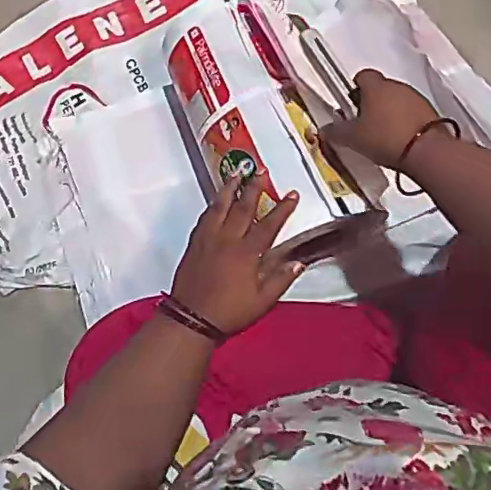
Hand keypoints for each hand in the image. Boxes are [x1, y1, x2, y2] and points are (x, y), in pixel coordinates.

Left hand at [168, 175, 302, 334]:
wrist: (191, 318)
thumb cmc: (229, 312)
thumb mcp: (262, 301)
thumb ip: (280, 279)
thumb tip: (299, 262)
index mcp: (247, 253)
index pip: (269, 225)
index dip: (282, 208)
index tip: (292, 194)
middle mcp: (227, 239)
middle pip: (242, 207)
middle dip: (253, 187)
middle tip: (260, 171)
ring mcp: (208, 239)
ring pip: (219, 206)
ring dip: (229, 188)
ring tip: (236, 174)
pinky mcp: (194, 243)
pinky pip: (205, 217)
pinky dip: (213, 205)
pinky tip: (216, 200)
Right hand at [328, 69, 442, 170]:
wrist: (427, 151)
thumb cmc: (384, 138)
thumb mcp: (353, 138)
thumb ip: (336, 132)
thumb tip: (324, 129)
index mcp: (375, 87)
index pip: (363, 75)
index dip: (355, 87)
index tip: (351, 103)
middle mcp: (396, 86)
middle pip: (380, 87)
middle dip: (372, 101)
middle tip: (363, 122)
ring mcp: (416, 98)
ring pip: (397, 99)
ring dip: (389, 110)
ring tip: (382, 133)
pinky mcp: (430, 112)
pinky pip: (412, 111)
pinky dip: (404, 120)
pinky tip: (399, 138)